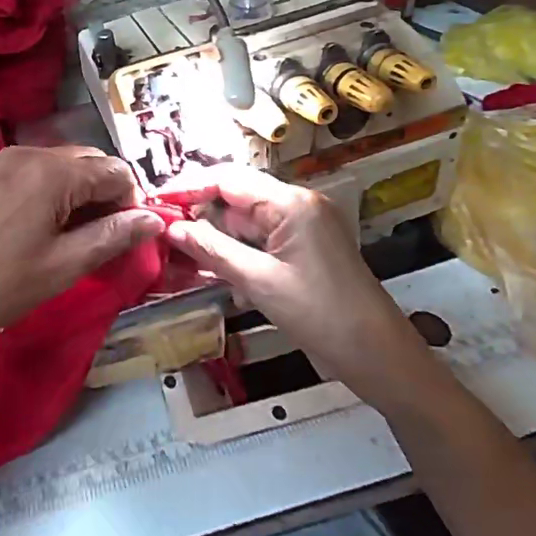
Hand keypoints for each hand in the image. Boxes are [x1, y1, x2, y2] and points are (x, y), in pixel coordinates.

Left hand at [0, 146, 163, 369]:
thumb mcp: (64, 266)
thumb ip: (113, 236)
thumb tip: (153, 219)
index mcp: (54, 170)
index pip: (115, 171)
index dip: (133, 202)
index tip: (132, 237)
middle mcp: (31, 153)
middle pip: (90, 162)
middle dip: (108, 195)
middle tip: (108, 240)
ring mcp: (5, 162)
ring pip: (64, 167)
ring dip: (82, 194)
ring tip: (79, 239)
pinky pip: (38, 174)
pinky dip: (56, 194)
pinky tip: (48, 229)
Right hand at [161, 166, 432, 403]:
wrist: (379, 356)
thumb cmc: (322, 315)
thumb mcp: (260, 282)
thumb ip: (213, 251)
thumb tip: (173, 229)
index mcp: (292, 203)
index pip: (230, 180)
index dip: (190, 186)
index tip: (157, 198)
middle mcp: (299, 205)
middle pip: (238, 199)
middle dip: (201, 213)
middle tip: (162, 229)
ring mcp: (305, 227)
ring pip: (249, 223)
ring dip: (218, 238)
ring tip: (179, 252)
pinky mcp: (307, 249)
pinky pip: (264, 242)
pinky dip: (240, 254)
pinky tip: (216, 271)